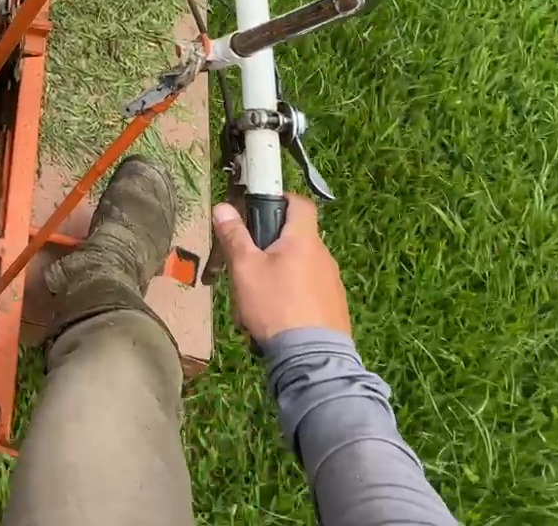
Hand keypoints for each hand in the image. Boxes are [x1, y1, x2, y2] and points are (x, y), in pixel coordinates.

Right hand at [212, 193, 351, 340]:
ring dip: (277, 270)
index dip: (279, 199)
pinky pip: (308, 288)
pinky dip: (290, 292)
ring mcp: (332, 283)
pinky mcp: (334, 307)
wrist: (312, 359)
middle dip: (269, 243)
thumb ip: (234, 235)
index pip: (299, 203)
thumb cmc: (274, 304)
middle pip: (295, 236)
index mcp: (303, 240)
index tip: (257, 209)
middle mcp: (323, 256)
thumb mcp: (245, 267)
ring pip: (299, 264)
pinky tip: (273, 312)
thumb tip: (223, 207)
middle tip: (245, 259)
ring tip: (255, 293)